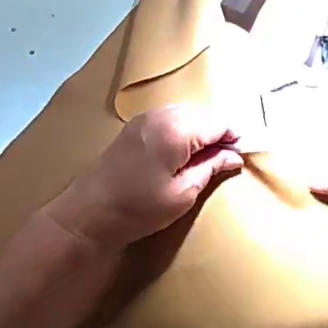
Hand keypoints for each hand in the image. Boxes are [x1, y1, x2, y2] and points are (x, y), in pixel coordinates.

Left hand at [42, 105, 244, 251]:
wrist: (87, 214)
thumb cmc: (138, 209)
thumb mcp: (182, 194)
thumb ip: (210, 168)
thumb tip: (234, 155)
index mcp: (177, 130)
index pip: (218, 122)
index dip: (233, 137)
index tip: (240, 156)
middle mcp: (161, 115)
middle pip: (202, 114)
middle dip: (217, 132)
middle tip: (226, 159)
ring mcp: (145, 117)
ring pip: (186, 114)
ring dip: (200, 130)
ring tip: (205, 158)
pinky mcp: (134, 126)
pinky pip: (169, 117)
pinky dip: (182, 129)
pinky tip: (182, 152)